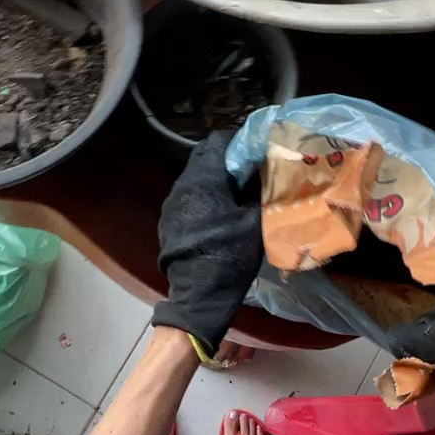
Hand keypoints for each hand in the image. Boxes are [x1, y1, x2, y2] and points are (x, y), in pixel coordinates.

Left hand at [151, 131, 262, 352]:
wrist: (198, 294)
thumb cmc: (230, 255)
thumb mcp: (255, 222)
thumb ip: (259, 190)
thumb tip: (266, 170)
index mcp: (203, 179)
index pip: (218, 140)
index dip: (239, 141)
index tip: (256, 151)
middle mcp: (182, 185)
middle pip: (204, 157)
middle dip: (228, 160)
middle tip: (250, 173)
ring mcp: (171, 204)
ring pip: (195, 178)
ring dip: (215, 180)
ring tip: (236, 194)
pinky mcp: (168, 221)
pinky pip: (188, 198)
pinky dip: (204, 198)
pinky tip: (218, 215)